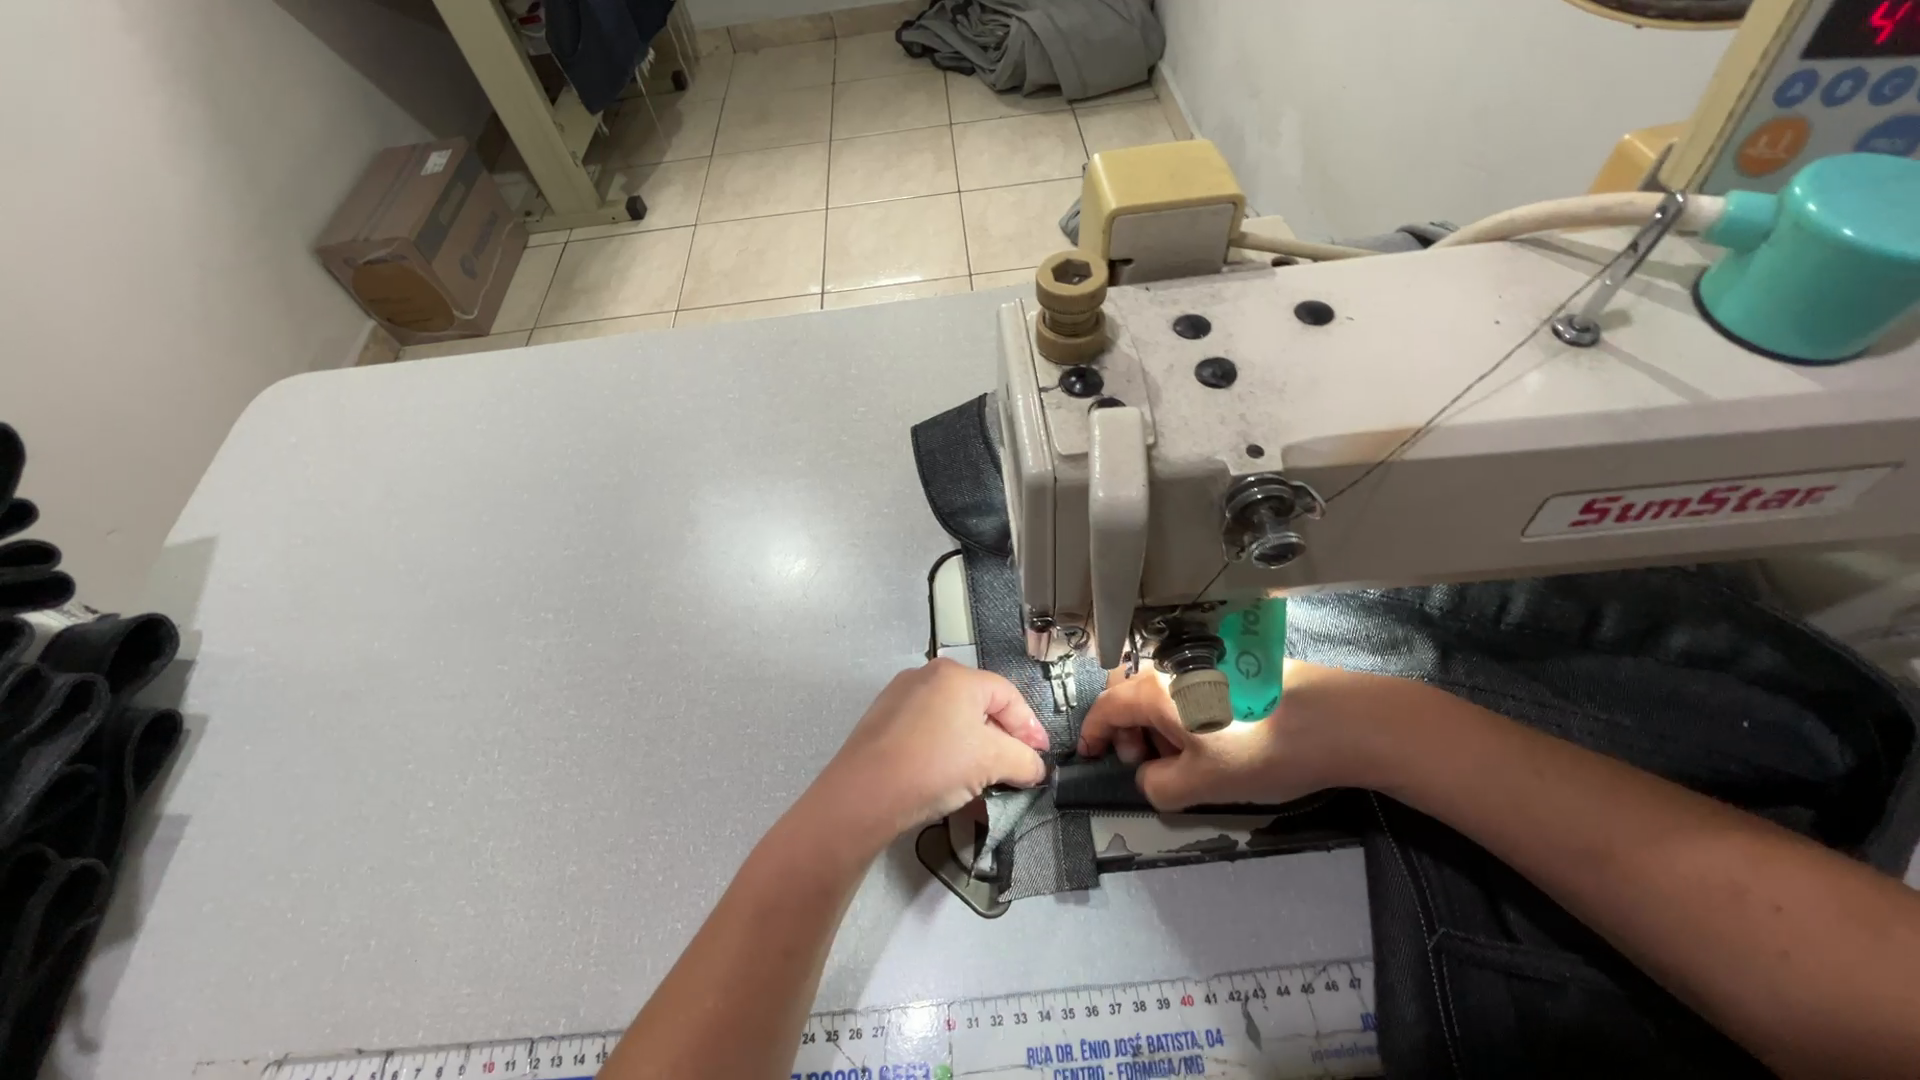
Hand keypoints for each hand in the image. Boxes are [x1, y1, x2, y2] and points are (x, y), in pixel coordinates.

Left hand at [800, 659, 1050, 852]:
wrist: (863, 795)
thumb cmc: (934, 766)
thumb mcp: (991, 762)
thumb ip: (1023, 760)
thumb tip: (1035, 766)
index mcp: (956, 674)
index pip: (1007, 696)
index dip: (1030, 727)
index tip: (1042, 757)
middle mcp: (926, 676)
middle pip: (979, 705)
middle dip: (1002, 737)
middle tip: (1017, 766)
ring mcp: (899, 698)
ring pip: (951, 720)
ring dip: (974, 747)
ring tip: (985, 777)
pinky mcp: (881, 723)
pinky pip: (927, 732)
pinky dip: (946, 751)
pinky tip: (950, 779)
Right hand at [1077, 660, 1417, 810]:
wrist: (1339, 720)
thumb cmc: (1260, 751)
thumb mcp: (1200, 785)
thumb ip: (1157, 786)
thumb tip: (1150, 776)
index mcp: (1155, 690)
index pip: (1105, 708)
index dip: (1092, 735)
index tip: (1090, 756)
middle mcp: (1174, 666)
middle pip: (1130, 692)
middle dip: (1127, 728)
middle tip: (1146, 763)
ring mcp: (1208, 662)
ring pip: (1163, 691)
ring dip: (1158, 723)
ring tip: (1186, 757)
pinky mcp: (1237, 666)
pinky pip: (1193, 687)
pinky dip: (1187, 713)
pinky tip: (1218, 740)